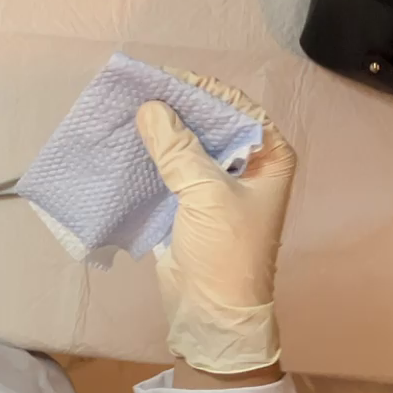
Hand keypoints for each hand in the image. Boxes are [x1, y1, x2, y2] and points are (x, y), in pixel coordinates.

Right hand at [136, 75, 296, 375]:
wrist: (211, 312)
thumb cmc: (225, 253)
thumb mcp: (205, 195)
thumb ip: (178, 150)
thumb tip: (150, 109)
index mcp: (268, 156)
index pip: (233, 108)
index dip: (197, 92)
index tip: (159, 80)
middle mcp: (245, 166)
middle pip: (207, 126)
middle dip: (173, 113)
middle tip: (135, 96)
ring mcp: (215, 188)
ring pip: (184, 150)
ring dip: (157, 137)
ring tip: (124, 119)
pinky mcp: (188, 207)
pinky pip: (168, 175)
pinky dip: (148, 163)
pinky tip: (126, 151)